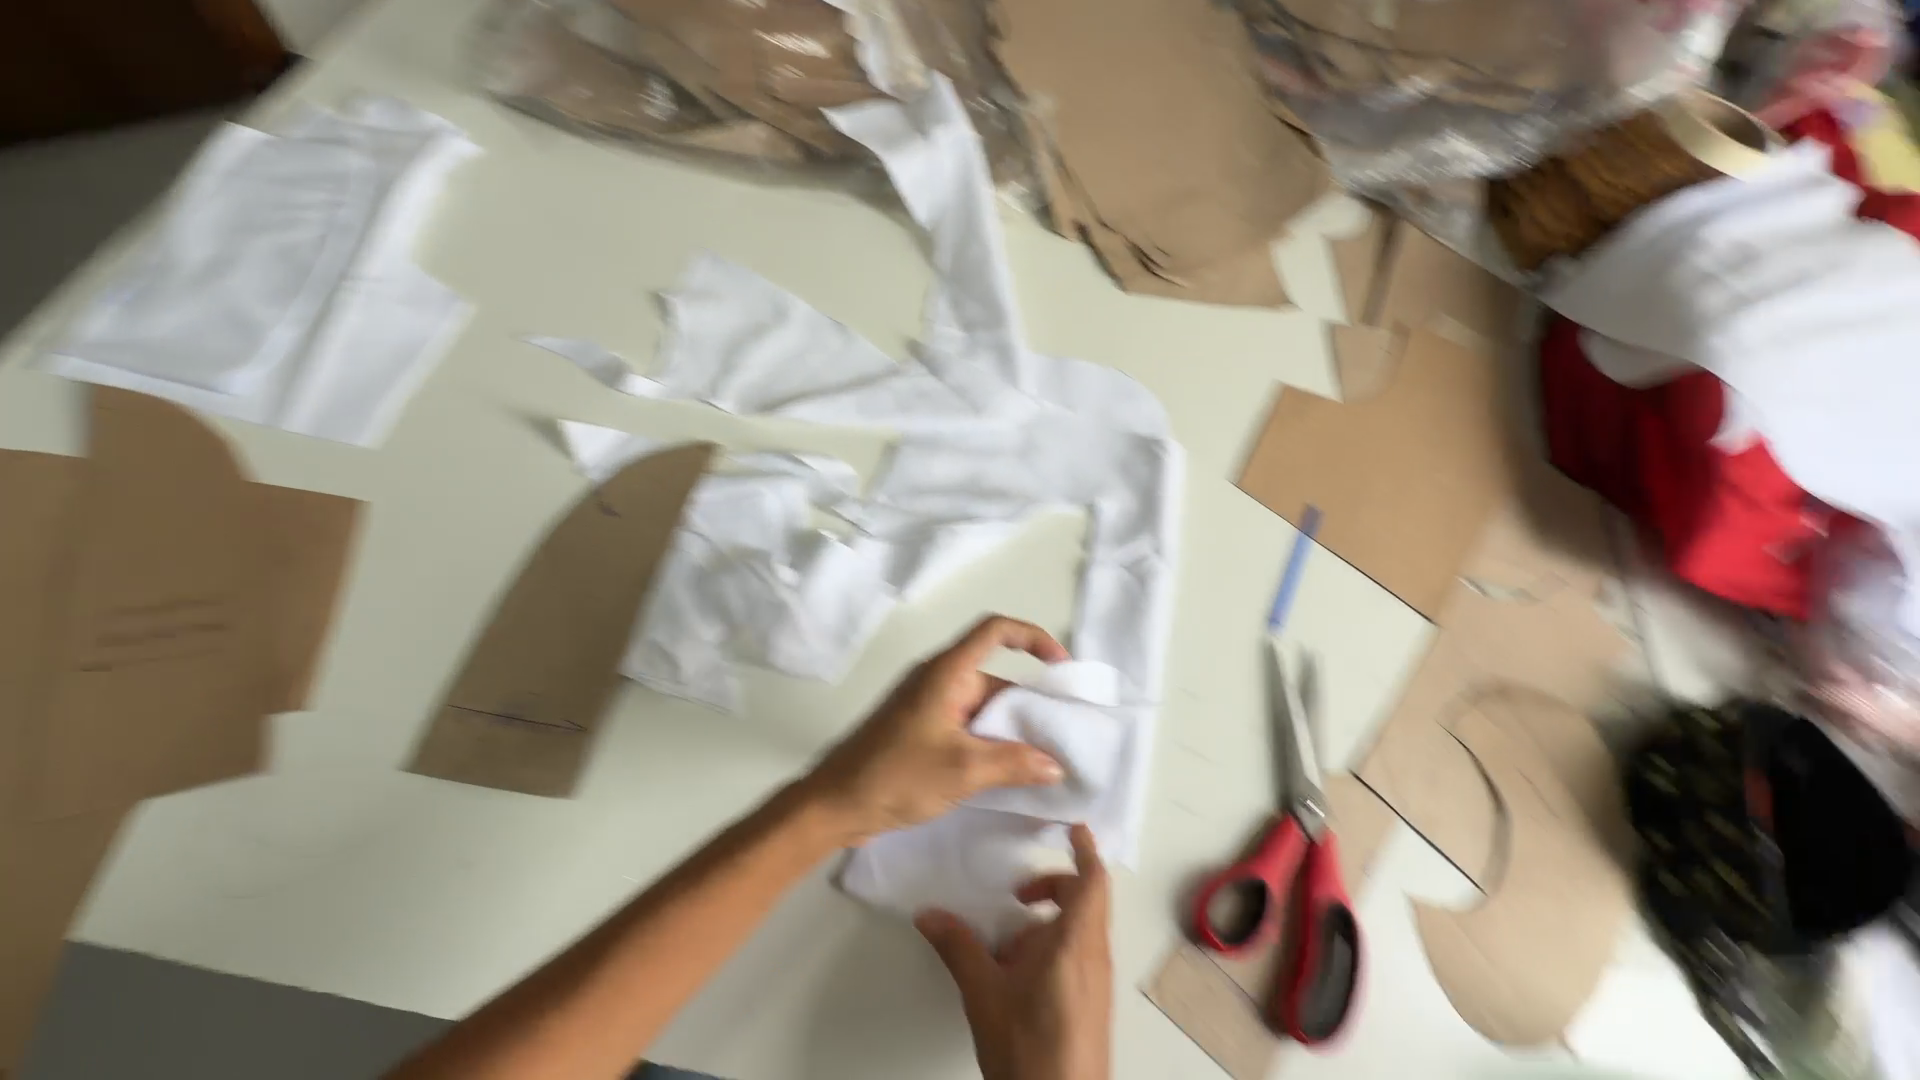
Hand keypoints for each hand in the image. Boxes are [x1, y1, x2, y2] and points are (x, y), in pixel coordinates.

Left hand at [803, 615, 1069, 843]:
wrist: (834, 805)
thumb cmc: (896, 775)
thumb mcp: (963, 770)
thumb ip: (1014, 764)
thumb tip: (1055, 764)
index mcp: (946, 672)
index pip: (994, 630)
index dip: (1032, 637)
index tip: (1060, 667)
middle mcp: (937, 680)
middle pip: (994, 677)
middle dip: (1028, 703)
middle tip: (1062, 735)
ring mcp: (926, 706)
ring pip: (980, 707)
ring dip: (1009, 729)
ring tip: (1043, 761)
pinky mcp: (919, 731)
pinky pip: (964, 726)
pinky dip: (988, 742)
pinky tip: (1007, 774)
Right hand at [917, 824, 1112, 1079]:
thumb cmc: (1028, 1046)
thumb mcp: (983, 993)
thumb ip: (958, 946)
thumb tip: (928, 913)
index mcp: (1075, 941)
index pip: (1092, 881)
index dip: (1085, 850)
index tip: (1074, 828)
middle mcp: (1094, 955)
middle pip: (1087, 901)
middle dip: (1053, 886)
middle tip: (1020, 892)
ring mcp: (1097, 982)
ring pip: (1082, 930)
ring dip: (1050, 922)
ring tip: (1008, 944)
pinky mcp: (1092, 1004)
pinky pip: (1079, 956)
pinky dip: (1054, 947)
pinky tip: (1018, 976)